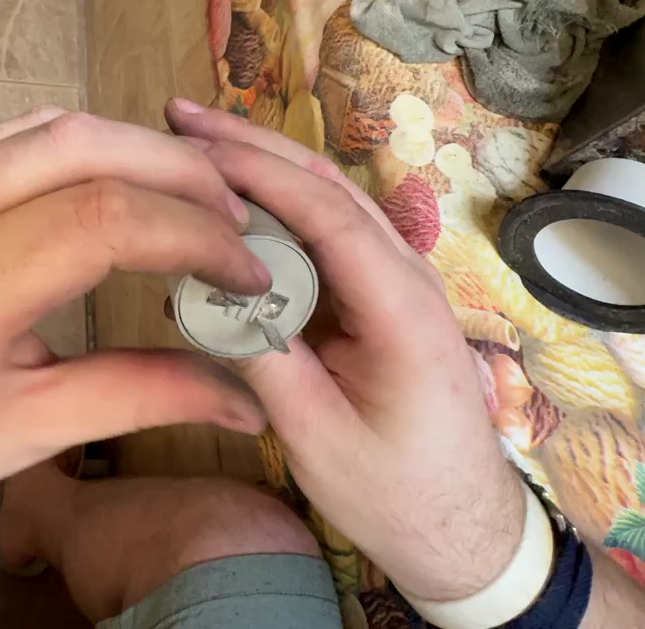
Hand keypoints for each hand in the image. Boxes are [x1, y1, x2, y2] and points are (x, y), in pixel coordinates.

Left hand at [0, 108, 271, 535]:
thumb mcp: (35, 430)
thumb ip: (146, 397)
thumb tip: (248, 398)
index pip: (102, 219)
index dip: (191, 234)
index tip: (244, 272)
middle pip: (80, 146)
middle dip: (175, 170)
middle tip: (234, 216)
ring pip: (49, 128)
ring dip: (133, 146)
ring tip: (191, 192)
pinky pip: (13, 136)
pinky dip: (82, 141)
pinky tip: (119, 173)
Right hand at [165, 98, 526, 602]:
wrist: (464, 529)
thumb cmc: (396, 492)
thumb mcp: (319, 438)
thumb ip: (264, 358)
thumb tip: (202, 289)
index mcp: (401, 307)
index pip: (326, 214)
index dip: (257, 173)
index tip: (193, 149)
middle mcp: (405, 272)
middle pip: (327, 184)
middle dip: (253, 143)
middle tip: (180, 116)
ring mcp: (394, 276)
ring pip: (326, 195)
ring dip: (262, 159)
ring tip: (197, 136)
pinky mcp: (376, 288)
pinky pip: (323, 227)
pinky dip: (274, 197)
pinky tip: (232, 190)